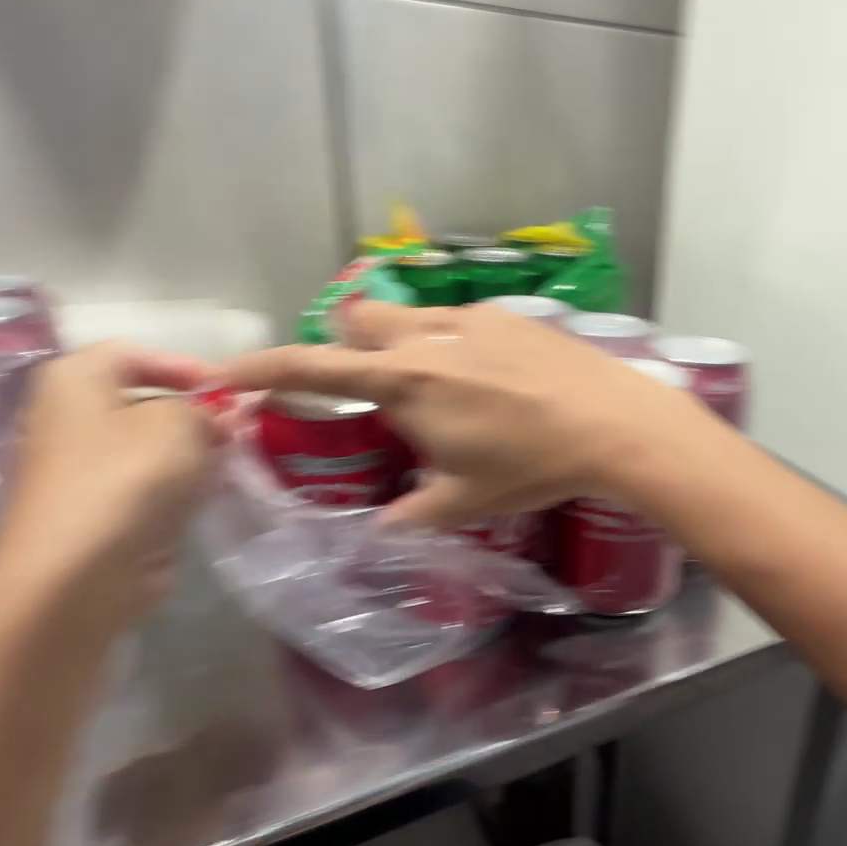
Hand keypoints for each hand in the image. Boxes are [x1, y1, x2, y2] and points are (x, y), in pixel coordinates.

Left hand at [0, 342, 219, 615]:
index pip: (134, 353)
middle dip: (195, 413)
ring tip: (231, 462)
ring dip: (190, 452)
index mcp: (74, 380)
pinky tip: (205, 496)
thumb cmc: (127, 477)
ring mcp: (78, 469)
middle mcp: (67, 417)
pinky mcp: (95, 511)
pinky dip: (175, 487)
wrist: (78, 573)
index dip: (187, 365)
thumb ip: (207, 410)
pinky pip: (144, 485)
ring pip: (147, 447)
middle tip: (238, 430)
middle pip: (141, 401)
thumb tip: (220, 416)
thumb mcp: (181, 423)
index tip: (231, 392)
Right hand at [223, 303, 724, 527]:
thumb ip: (412, 514)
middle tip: (376, 391)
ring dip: (404, 345)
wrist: (615, 424)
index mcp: (405, 381)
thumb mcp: (466, 501)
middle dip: (348, 346)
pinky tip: (496, 382)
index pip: (314, 367)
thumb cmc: (534, 466)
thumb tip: (379, 531)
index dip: (265, 370)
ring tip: (446, 392)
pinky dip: (455, 345)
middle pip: (357, 318)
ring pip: (411, 316)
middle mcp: (429, 336)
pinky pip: (461, 321)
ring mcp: (473, 317)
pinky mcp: (511, 314)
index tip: (231, 375)